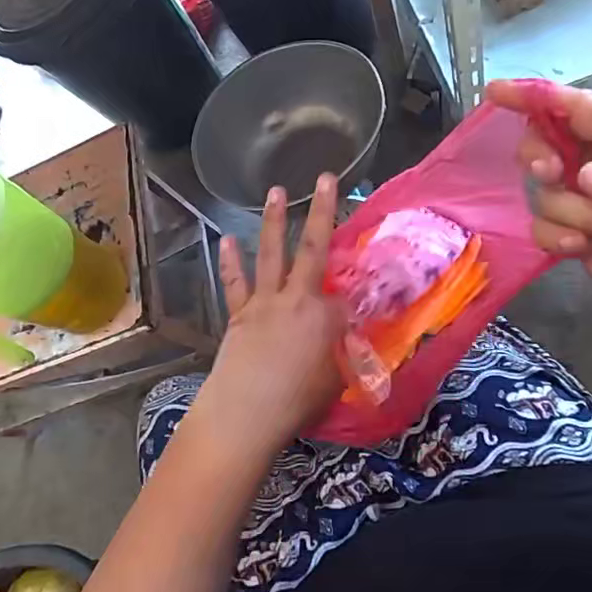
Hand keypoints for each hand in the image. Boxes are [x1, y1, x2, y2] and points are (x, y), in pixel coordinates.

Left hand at [194, 174, 346, 454]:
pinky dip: (231, 262)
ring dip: (273, 221)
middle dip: (321, 211)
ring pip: (271, 254)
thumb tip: (348, 342)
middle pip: (312, 248)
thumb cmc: (298, 402)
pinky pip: (236, 283)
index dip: (358, 295)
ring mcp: (263, 303)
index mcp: (326, 314)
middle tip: (325, 177)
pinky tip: (227, 240)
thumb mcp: (337, 380)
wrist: (244, 414)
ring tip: (274, 191)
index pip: (348, 294)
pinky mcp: (239, 315)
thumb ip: (344, 354)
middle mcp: (296, 298)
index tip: (364, 299)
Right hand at [487, 80, 591, 334]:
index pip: (584, 107)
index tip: (498, 92)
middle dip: (542, 155)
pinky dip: (555, 236)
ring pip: (545, 191)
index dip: (539, 96)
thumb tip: (590, 176)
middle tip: (555, 174)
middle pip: (549, 141)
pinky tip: (584, 248)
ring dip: (570, 211)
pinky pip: (544, 227)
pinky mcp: (581, 238)